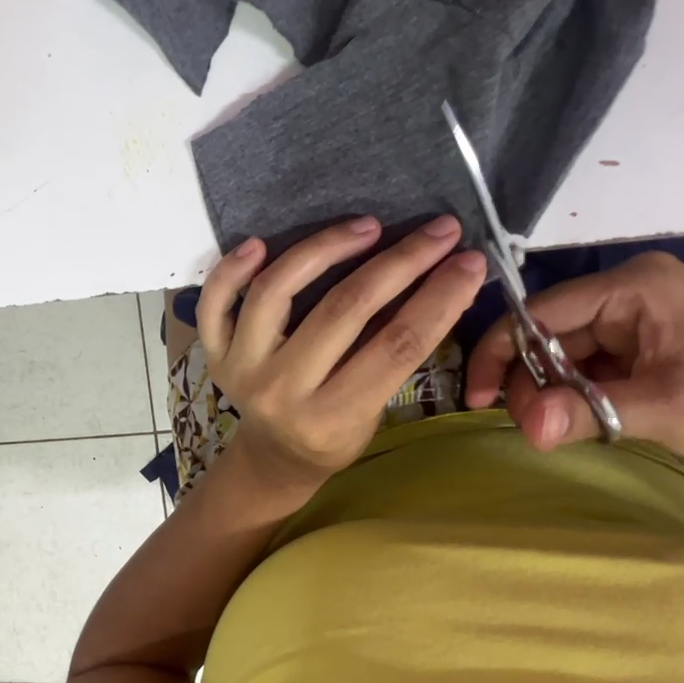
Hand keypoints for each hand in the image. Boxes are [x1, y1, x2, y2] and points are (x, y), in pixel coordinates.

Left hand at [198, 214, 488, 491]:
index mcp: (332, 416)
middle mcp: (282, 392)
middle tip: (437, 231)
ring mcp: (242, 370)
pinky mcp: (214, 354)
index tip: (470, 260)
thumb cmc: (335, 433)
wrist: (274, 456)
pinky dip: (230, 271)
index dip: (438, 298)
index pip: (394, 346)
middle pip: (343, 311)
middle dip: (400, 263)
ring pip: (277, 293)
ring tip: (366, 226)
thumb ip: (394, 352)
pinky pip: (215, 305)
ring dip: (324, 249)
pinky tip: (260, 243)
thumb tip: (444, 278)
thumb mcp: (373, 409)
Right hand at [462, 251, 683, 471]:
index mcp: (637, 286)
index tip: (477, 400)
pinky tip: (569, 419)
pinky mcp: (636, 346)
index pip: (541, 312)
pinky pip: (581, 366)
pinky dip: (568, 394)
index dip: (500, 354)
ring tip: (550, 428)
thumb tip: (526, 427)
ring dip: (546, 391)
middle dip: (526, 379)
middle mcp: (628, 292)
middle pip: (545, 332)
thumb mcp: (663, 409)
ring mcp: (632, 319)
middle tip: (527, 426)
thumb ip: (589, 412)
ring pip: (559, 353)